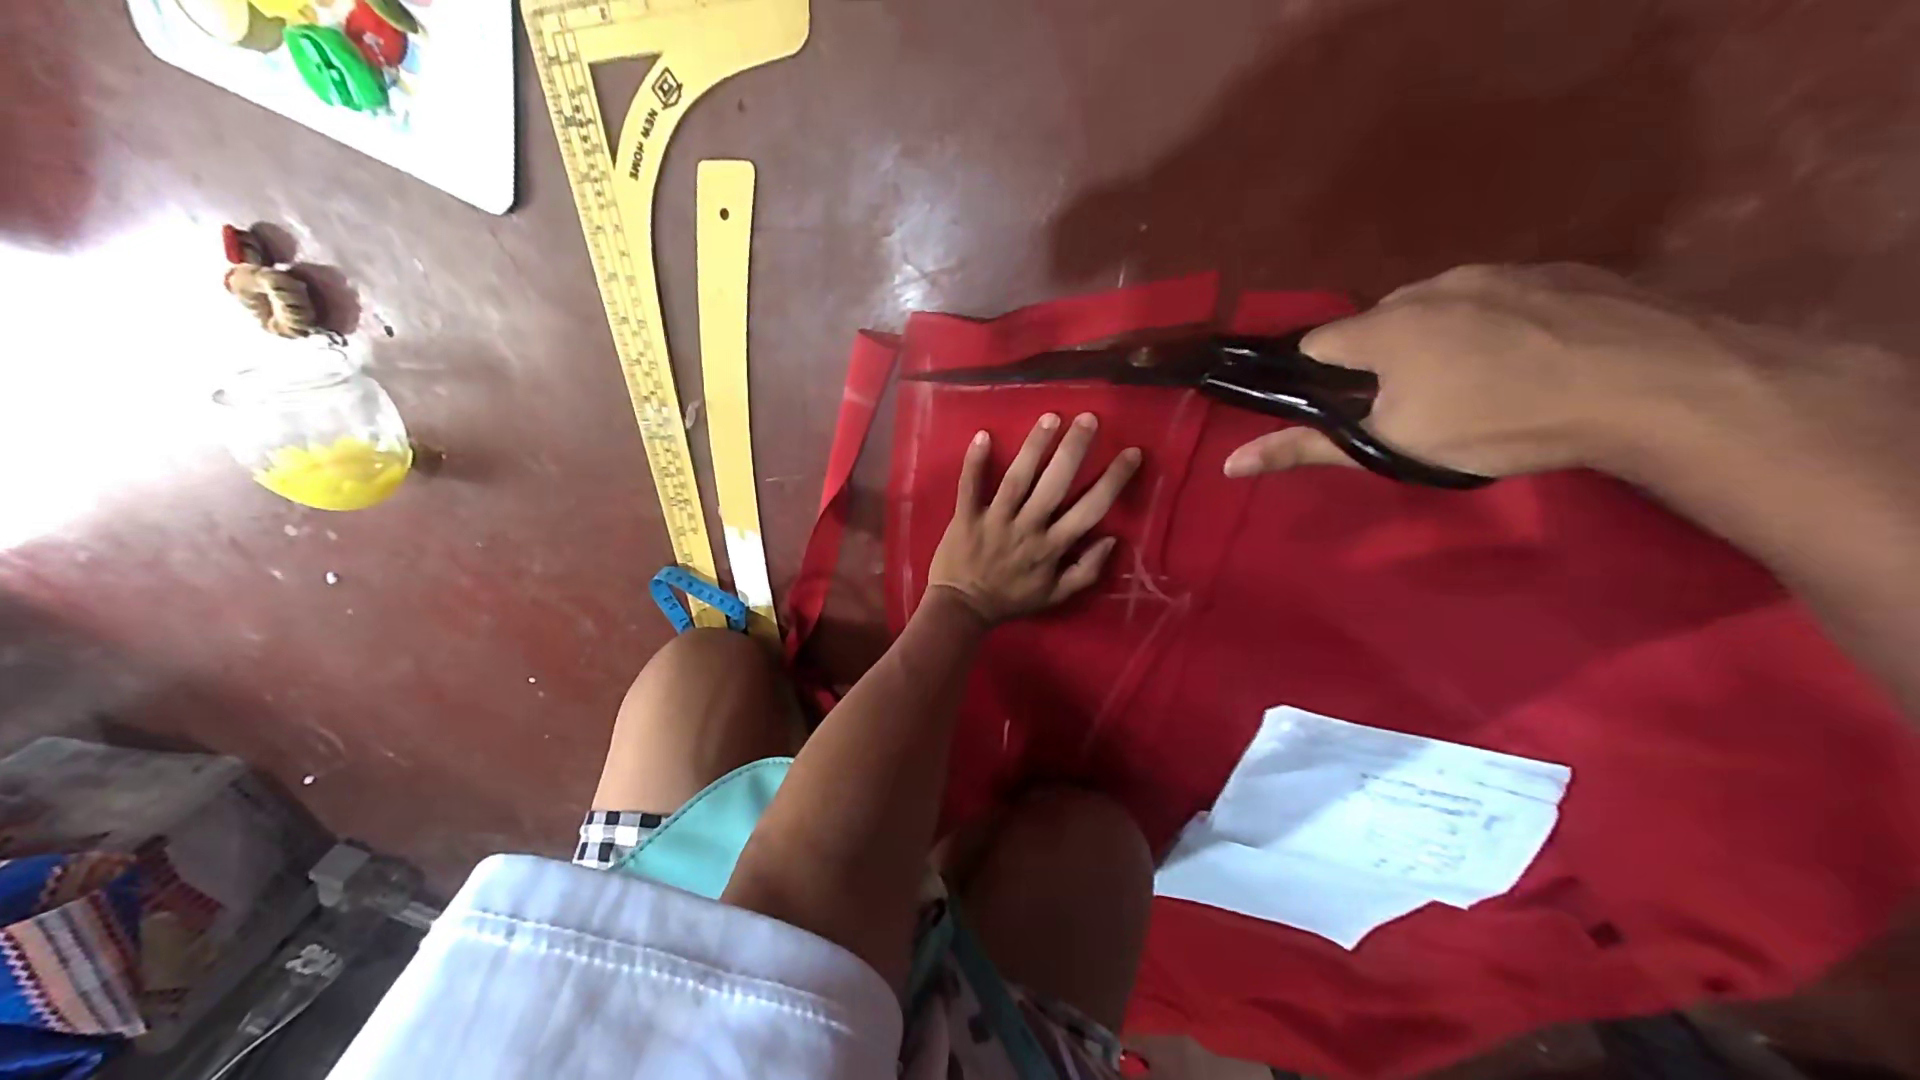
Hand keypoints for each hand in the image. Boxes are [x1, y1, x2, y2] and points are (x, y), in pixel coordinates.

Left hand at [928, 412, 1141, 624]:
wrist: (962, 609)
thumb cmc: (1011, 599)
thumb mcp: (1057, 595)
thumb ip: (1087, 570)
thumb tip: (1111, 538)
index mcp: (1052, 547)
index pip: (1090, 509)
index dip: (1113, 480)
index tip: (1131, 453)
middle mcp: (1027, 529)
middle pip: (1055, 485)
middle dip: (1074, 450)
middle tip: (1089, 419)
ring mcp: (995, 521)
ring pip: (1017, 480)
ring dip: (1034, 447)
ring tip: (1051, 417)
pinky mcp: (965, 517)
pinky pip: (969, 487)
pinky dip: (974, 462)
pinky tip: (982, 434)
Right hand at [1221, 263, 1760, 482]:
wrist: (1651, 384)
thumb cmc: (1497, 421)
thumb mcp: (1392, 445)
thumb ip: (1306, 449)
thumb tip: (1228, 462)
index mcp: (1384, 327)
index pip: (1317, 342)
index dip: (1320, 376)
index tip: (1344, 408)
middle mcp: (1431, 287)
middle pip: (1378, 324)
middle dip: (1380, 360)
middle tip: (1414, 408)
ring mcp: (1499, 272)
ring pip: (1440, 309)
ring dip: (1438, 340)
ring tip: (1478, 385)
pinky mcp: (1558, 271)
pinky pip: (1500, 298)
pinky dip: (1495, 325)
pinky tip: (1530, 361)